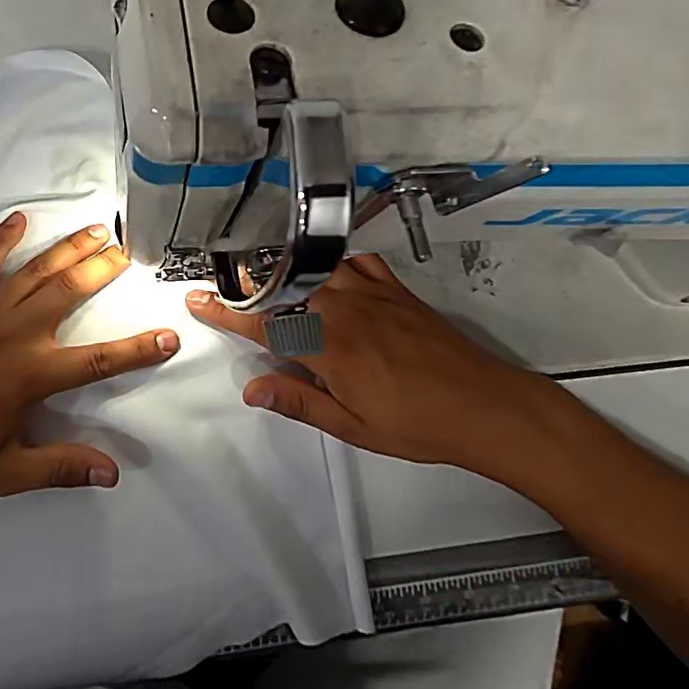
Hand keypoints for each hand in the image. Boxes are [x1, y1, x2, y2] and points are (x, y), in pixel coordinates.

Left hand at [0, 213, 178, 544]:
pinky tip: (19, 218)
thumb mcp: (2, 474)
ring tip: (96, 230)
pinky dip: (2, 238)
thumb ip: (59, 467)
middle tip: (129, 252)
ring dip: (68, 248)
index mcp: (29, 376)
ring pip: (35, 270)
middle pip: (70, 291)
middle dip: (104, 269)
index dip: (139, 350)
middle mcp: (13, 334)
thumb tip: (112, 472)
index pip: (98, 360)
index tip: (169, 336)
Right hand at [186, 254, 578, 487]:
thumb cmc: (423, 423)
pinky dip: (339, 264)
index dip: (226, 312)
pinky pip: (358, 262)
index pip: (264, 323)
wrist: (487, 408)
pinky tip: (336, 278)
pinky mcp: (397, 291)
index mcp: (330, 346)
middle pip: (285, 287)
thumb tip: (256, 390)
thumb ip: (300, 402)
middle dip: (253, 290)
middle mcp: (346, 311)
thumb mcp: (353, 426)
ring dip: (290, 275)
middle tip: (236, 296)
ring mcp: (373, 295)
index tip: (201, 300)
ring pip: (316, 270)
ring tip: (278, 288)